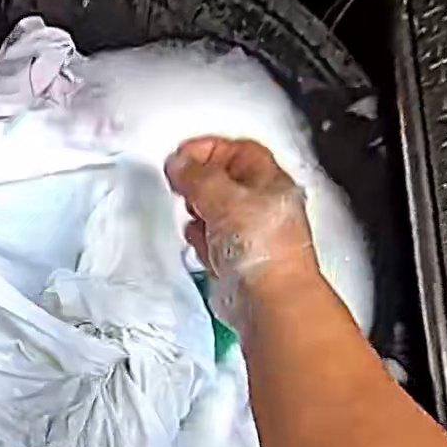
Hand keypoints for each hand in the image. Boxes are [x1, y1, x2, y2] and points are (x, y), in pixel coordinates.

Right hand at [164, 136, 317, 286]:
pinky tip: (194, 239)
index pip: (237, 151)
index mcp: (268, 182)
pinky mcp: (231, 260)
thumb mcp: (225, 198)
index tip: (181, 155)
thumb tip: (180, 163)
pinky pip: (210, 241)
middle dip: (198, 178)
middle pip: (224, 180)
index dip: (207, 149)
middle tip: (178, 178)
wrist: (265, 298)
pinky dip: (198, 237)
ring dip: (196, 208)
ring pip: (215, 211)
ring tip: (185, 207)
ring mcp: (245, 235)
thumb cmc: (263, 250)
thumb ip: (198, 177)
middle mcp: (259, 207)